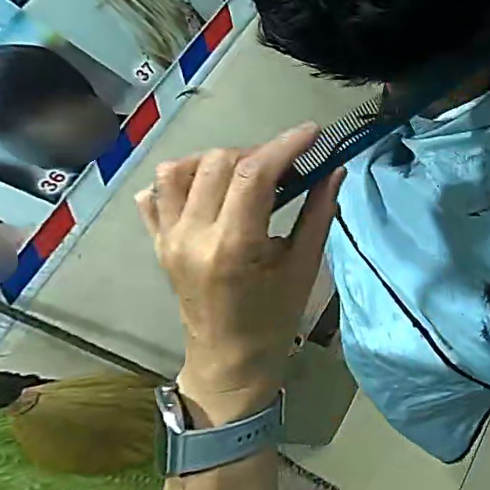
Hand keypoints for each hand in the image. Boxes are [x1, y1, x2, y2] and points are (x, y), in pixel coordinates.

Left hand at [137, 124, 340, 424]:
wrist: (230, 357)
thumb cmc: (275, 315)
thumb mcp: (305, 265)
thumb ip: (318, 212)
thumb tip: (335, 169)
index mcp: (233, 245)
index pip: (253, 174)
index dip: (285, 145)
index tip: (312, 132)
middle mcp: (192, 235)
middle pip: (216, 162)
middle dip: (258, 151)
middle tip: (287, 162)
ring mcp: (167, 238)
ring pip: (177, 170)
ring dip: (215, 160)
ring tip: (247, 172)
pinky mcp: (157, 242)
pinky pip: (155, 195)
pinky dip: (180, 180)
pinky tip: (209, 190)